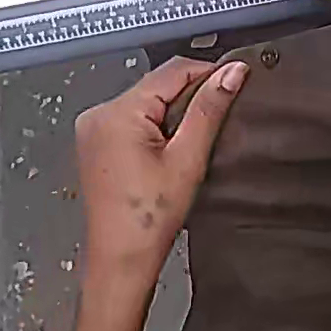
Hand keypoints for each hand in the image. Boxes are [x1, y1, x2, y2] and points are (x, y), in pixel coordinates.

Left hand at [73, 57, 247, 330]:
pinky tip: (172, 146)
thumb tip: (232, 72)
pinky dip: (157, 124)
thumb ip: (209, 109)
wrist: (121, 258)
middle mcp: (99, 114)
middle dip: (191, 93)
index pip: (172, 71)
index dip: (208, 71)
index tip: (236, 78)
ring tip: (197, 135)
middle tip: (222, 111)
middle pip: (157, 84)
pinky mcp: (95, 142)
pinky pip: (132, 117)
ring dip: (174, 109)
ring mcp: (93, 128)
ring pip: (146, 100)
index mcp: (118, 113)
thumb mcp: (188, 158)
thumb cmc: (150, 217)